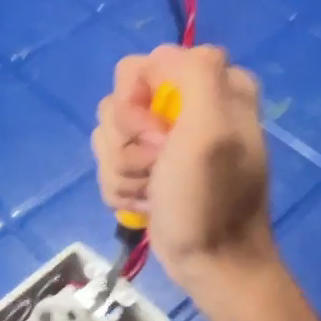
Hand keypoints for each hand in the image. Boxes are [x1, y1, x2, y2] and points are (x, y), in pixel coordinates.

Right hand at [94, 45, 278, 309]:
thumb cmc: (210, 199)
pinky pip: (107, 163)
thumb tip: (157, 58)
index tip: (159, 134)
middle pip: (118, 101)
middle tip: (158, 166)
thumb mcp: (212, 129)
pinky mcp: (147, 167)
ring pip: (107, 134)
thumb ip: (194, 73)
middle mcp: (187, 105)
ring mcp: (164, 139)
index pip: (143, 64)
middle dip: (127, 141)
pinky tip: (147, 204)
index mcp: (212, 85)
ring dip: (123, 170)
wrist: (211, 263)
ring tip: (153, 191)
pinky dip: (121, 188)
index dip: (137, 99)